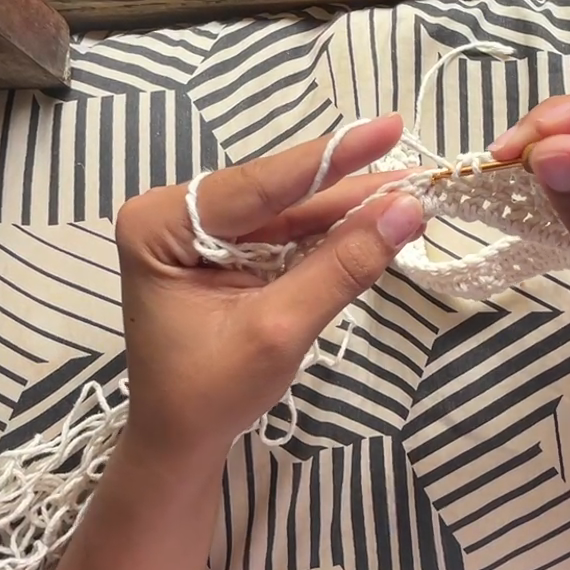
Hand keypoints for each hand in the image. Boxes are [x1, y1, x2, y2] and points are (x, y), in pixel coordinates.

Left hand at [114, 115, 424, 453]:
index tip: (388, 127)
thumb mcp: (279, 328)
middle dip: (344, 186)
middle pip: (275, 195)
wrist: (181, 442)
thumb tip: (407, 211)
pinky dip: (327, 236)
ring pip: (284, 214)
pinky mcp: (222, 256)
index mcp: (160, 224)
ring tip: (405, 193)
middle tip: (409, 163)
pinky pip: (281, 237)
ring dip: (343, 210)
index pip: (259, 185)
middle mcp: (174, 217)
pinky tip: (371, 220)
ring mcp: (198, 235)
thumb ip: (341, 267)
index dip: (331, 159)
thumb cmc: (211, 394)